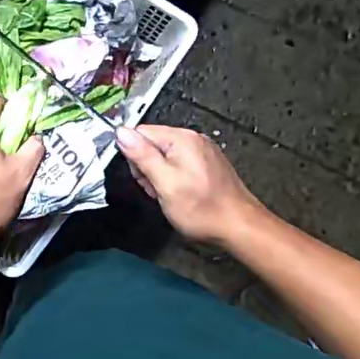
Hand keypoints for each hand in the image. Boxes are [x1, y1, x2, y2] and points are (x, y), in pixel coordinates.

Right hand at [116, 125, 269, 250]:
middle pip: (152, 144)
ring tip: (171, 195)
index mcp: (182, 138)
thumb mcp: (165, 183)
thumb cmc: (202, 209)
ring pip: (164, 156)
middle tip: (158, 190)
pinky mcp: (207, 164)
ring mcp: (202, 151)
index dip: (135, 156)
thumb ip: (142, 156)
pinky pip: (179, 164)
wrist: (238, 226)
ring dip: (160, 176)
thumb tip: (121, 132)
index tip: (145, 178)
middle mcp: (193, 139)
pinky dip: (174, 179)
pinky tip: (181, 194)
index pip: (141, 133)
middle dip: (148, 168)